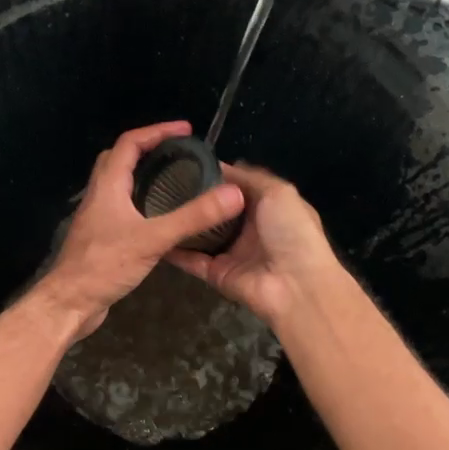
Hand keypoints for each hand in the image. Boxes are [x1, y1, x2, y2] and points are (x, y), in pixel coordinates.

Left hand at [32, 121, 244, 338]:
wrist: (71, 303)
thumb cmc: (105, 265)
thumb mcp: (153, 239)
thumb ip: (192, 217)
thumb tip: (233, 194)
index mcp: (108, 186)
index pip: (130, 144)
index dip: (157, 132)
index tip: (185, 131)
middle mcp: (99, 196)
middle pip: (119, 160)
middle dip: (148, 150)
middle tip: (178, 154)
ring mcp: (98, 219)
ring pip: (119, 186)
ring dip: (143, 177)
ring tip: (174, 181)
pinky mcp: (101, 239)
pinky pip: (122, 210)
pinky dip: (141, 204)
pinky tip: (160, 219)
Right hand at [166, 162, 344, 324]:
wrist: (295, 286)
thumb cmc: (292, 232)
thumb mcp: (278, 192)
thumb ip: (249, 177)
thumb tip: (221, 166)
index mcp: (266, 207)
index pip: (235, 187)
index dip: (214, 175)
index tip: (185, 163)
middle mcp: (248, 229)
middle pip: (215, 211)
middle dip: (193, 198)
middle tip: (162, 182)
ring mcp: (231, 252)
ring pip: (201, 234)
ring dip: (182, 222)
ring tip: (153, 204)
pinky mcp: (216, 273)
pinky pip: (192, 260)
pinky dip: (175, 251)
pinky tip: (154, 235)